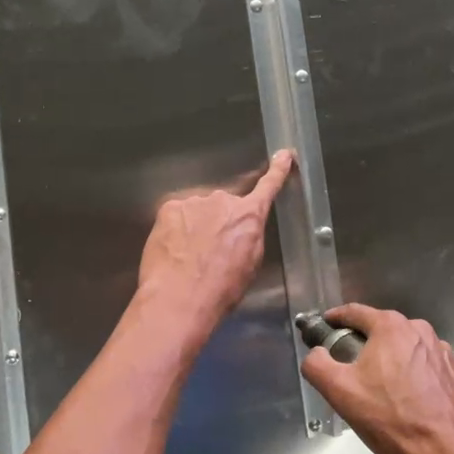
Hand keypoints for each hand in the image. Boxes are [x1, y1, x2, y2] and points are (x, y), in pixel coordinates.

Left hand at [135, 150, 294, 337]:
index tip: (284, 154)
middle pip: (223, 207)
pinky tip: (173, 251)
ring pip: (198, 211)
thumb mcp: (250, 266)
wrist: (179, 299)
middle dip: (219, 223)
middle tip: (209, 252)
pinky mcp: (169, 207)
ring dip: (196, 227)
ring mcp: (195, 202)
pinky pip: (177, 216)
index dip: (277, 171)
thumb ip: (250, 236)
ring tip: (188, 257)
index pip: (267, 187)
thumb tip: (244, 228)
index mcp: (249, 216)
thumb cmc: (220, 290)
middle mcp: (223, 201)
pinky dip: (176, 230)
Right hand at [300, 305, 453, 453]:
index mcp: (390, 327)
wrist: (449, 453)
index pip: (355, 312)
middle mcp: (420, 331)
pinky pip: (431, 367)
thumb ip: (317, 365)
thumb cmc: (392, 419)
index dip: (336, 318)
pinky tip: (415, 399)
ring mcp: (444, 352)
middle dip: (366, 343)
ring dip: (395, 360)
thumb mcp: (340, 392)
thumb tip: (315, 353)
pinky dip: (420, 376)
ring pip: (409, 348)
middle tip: (352, 367)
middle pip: (383, 330)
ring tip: (386, 389)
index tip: (327, 326)